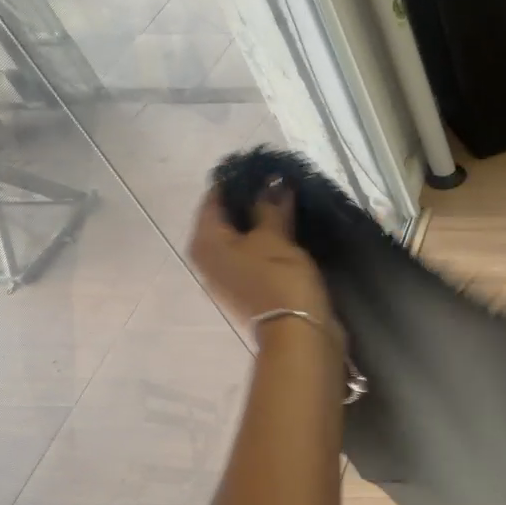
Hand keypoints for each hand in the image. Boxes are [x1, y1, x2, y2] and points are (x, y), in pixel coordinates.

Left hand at [187, 182, 333, 329]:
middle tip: (277, 187)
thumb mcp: (275, 238)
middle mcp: (208, 258)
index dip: (238, 181)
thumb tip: (274, 183)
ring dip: (261, 225)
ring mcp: (229, 277)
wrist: (300, 335)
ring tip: (285, 208)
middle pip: (227, 219)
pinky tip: (287, 236)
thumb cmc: (281, 281)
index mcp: (205, 240)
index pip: (215, 197)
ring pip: (242, 239)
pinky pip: (255, 257)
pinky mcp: (251, 290)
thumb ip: (270, 207)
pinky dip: (267, 245)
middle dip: (250, 202)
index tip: (262, 169)